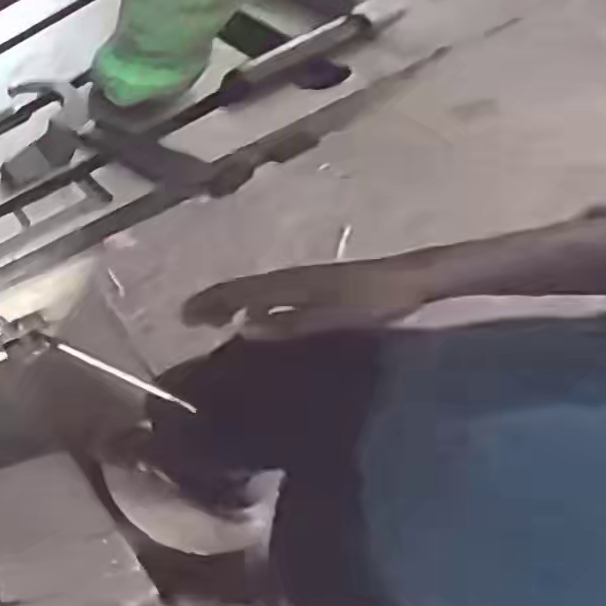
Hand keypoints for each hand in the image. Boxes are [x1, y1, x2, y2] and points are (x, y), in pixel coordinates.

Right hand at [182, 260, 435, 338]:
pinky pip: (269, 294)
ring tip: (221, 321)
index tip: (184, 319)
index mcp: (282, 285)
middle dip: (212, 303)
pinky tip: (261, 318)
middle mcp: (284, 279)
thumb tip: (243, 329)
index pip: (232, 292)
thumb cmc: (376, 299)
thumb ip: (289, 323)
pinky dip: (253, 305)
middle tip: (194, 321)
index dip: (205, 304)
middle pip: (237, 289)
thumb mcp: (334, 316)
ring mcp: (300, 280)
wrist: (421, 276)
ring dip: (231, 304)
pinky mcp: (315, 285)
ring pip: (252, 291)